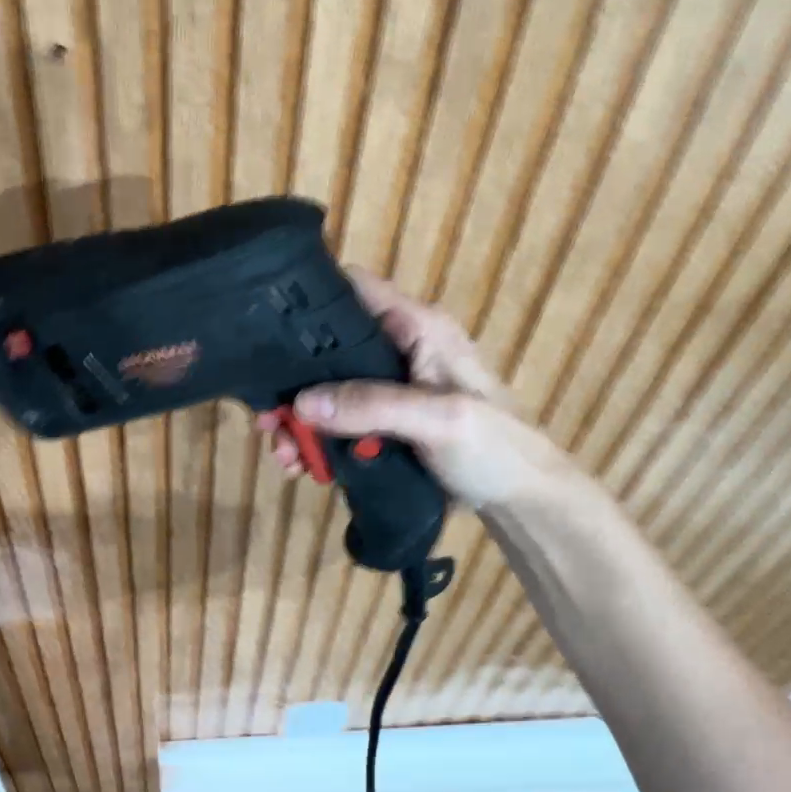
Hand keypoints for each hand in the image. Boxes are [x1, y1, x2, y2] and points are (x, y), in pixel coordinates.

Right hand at [255, 271, 595, 511]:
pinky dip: (312, 441)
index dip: (310, 297)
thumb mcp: (440, 420)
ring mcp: (385, 388)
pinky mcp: (379, 423)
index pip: (355, 289)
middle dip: (290, 382)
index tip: (266, 325)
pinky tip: (300, 466)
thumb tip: (301, 403)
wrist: (524, 503)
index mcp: (417, 328)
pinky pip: (334, 422)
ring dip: (297, 420)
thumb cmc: (497, 449)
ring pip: (323, 390)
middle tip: (266, 418)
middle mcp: (395, 350)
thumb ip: (372, 405)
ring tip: (283, 456)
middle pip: (324, 348)